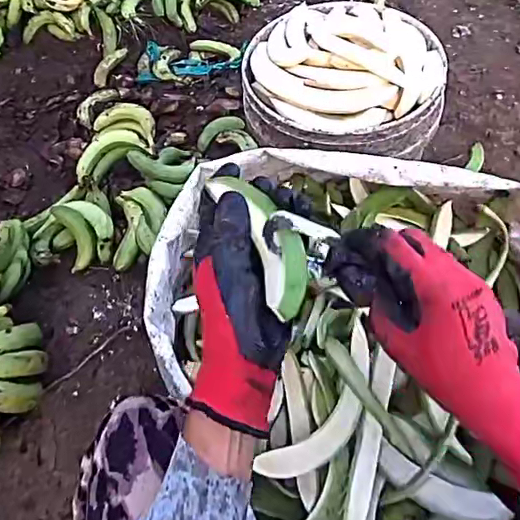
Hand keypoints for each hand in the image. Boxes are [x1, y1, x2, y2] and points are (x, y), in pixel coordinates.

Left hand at [185, 167, 295, 437]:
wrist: (250, 355)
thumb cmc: (232, 311)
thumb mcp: (227, 266)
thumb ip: (229, 229)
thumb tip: (229, 192)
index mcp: (213, 245)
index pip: (214, 205)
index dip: (224, 183)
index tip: (238, 164)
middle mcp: (232, 248)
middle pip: (246, 210)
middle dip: (261, 193)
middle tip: (275, 185)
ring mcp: (255, 260)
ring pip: (268, 223)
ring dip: (281, 208)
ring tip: (294, 199)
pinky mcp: (277, 273)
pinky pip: (286, 243)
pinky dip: (297, 230)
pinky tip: (307, 220)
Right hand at [324, 226, 519, 495]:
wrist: (497, 396)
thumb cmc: (447, 374)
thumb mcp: (401, 345)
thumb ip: (381, 313)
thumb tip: (372, 294)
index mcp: (434, 284)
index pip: (397, 245)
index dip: (372, 240)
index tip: (357, 243)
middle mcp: (456, 275)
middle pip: (418, 240)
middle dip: (393, 244)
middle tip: (375, 259)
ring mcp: (474, 282)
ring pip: (436, 253)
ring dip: (415, 258)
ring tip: (398, 279)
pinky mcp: (484, 293)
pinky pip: (452, 270)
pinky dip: (433, 272)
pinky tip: (424, 296)